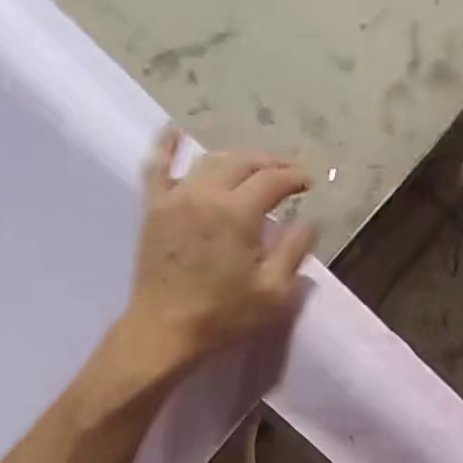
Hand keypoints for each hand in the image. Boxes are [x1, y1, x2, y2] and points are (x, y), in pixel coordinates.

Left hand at [120, 127, 318, 365]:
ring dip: (235, 158)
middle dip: (269, 163)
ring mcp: (175, 198)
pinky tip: (175, 132)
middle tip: (286, 173)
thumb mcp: (273, 294)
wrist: (165, 331)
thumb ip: (294, 252)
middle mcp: (206, 194)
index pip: (273, 180)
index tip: (308, 185)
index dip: (294, 178)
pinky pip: (158, 168)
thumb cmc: (223, 317)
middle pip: (242, 162)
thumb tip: (308, 221)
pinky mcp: (153, 209)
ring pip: (209, 161)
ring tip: (251, 166)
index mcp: (237, 213)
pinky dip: (168, 147)